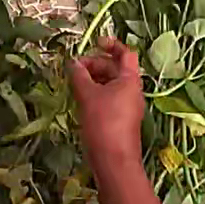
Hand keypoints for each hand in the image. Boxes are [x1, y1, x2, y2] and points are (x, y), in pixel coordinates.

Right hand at [69, 39, 145, 168]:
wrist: (114, 161)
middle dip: (95, 64)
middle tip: (75, 68)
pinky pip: (108, 98)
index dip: (111, 44)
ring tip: (74, 82)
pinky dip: (95, 93)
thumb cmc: (104, 123)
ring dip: (93, 79)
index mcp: (130, 80)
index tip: (95, 42)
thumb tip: (72, 62)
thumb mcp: (88, 95)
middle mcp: (132, 91)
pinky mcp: (120, 119)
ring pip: (110, 84)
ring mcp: (127, 106)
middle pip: (115, 68)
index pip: (125, 53)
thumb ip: (79, 75)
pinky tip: (80, 99)